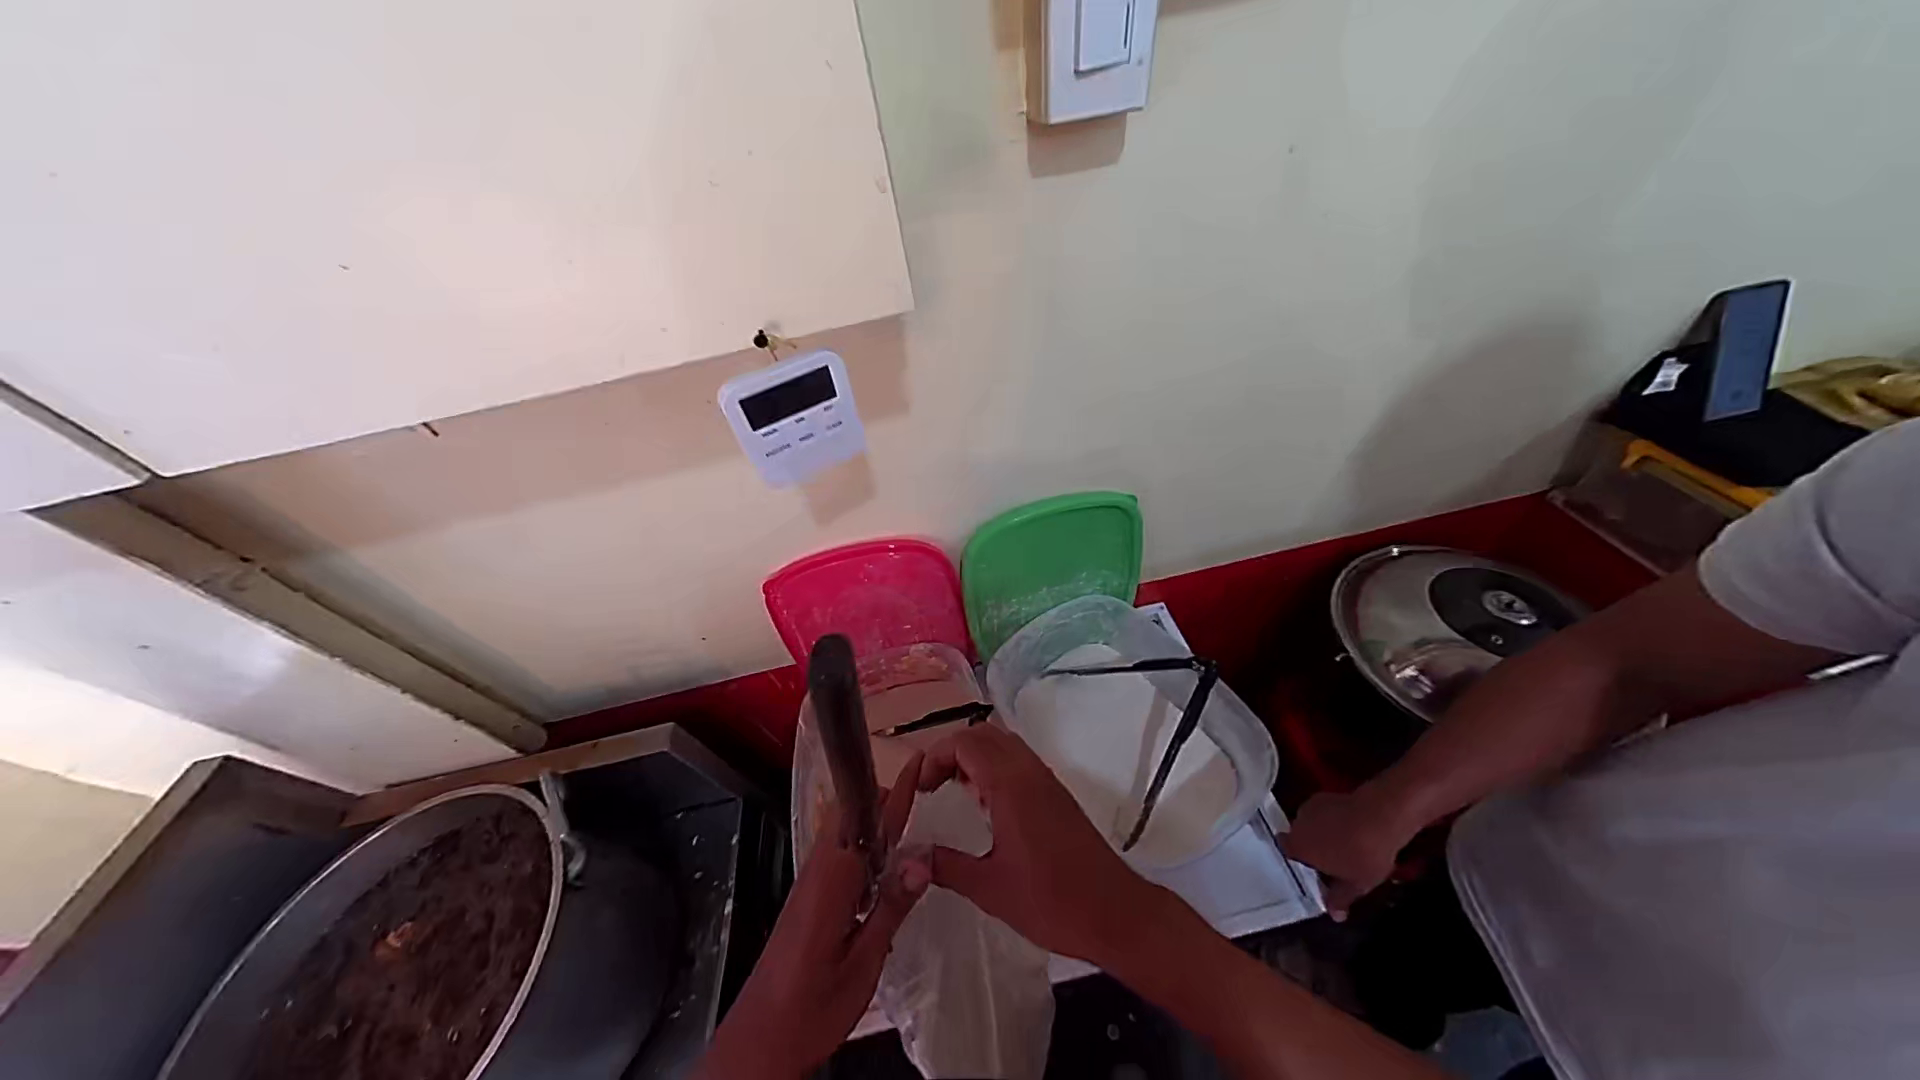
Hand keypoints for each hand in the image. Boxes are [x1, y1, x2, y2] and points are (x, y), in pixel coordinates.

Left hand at [694, 753, 930, 1079]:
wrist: (759, 1041)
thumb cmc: (812, 1008)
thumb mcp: (863, 964)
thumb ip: (891, 907)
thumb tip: (922, 857)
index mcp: (833, 881)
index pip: (868, 821)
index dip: (896, 792)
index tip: (917, 764)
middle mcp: (818, 871)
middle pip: (853, 816)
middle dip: (886, 803)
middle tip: (924, 802)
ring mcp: (810, 882)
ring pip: (846, 835)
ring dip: (877, 827)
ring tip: (912, 832)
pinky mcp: (808, 897)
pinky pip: (840, 857)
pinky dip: (866, 852)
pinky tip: (885, 874)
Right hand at [914, 723, 1171, 969]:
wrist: (1115, 913)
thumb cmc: (1052, 901)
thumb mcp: (990, 889)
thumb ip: (945, 866)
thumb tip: (907, 858)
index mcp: (1010, 785)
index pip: (965, 742)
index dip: (935, 756)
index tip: (920, 788)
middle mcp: (1029, 772)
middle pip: (983, 734)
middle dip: (951, 751)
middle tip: (931, 785)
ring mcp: (1046, 781)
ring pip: (1003, 743)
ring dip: (973, 756)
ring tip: (953, 791)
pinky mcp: (1056, 794)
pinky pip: (1018, 760)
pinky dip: (993, 767)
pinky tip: (984, 805)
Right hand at [1280, 788, 1409, 919]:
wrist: (1379, 818)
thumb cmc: (1364, 856)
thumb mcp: (1357, 885)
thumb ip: (1340, 899)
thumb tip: (1334, 915)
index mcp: (1299, 846)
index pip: (1285, 849)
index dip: (1297, 855)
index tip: (1312, 863)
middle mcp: (1298, 824)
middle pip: (1298, 835)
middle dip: (1312, 844)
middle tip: (1333, 857)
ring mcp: (1310, 807)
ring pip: (1311, 822)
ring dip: (1322, 830)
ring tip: (1346, 841)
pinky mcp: (1325, 795)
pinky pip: (1323, 810)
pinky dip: (1332, 817)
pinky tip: (1352, 825)